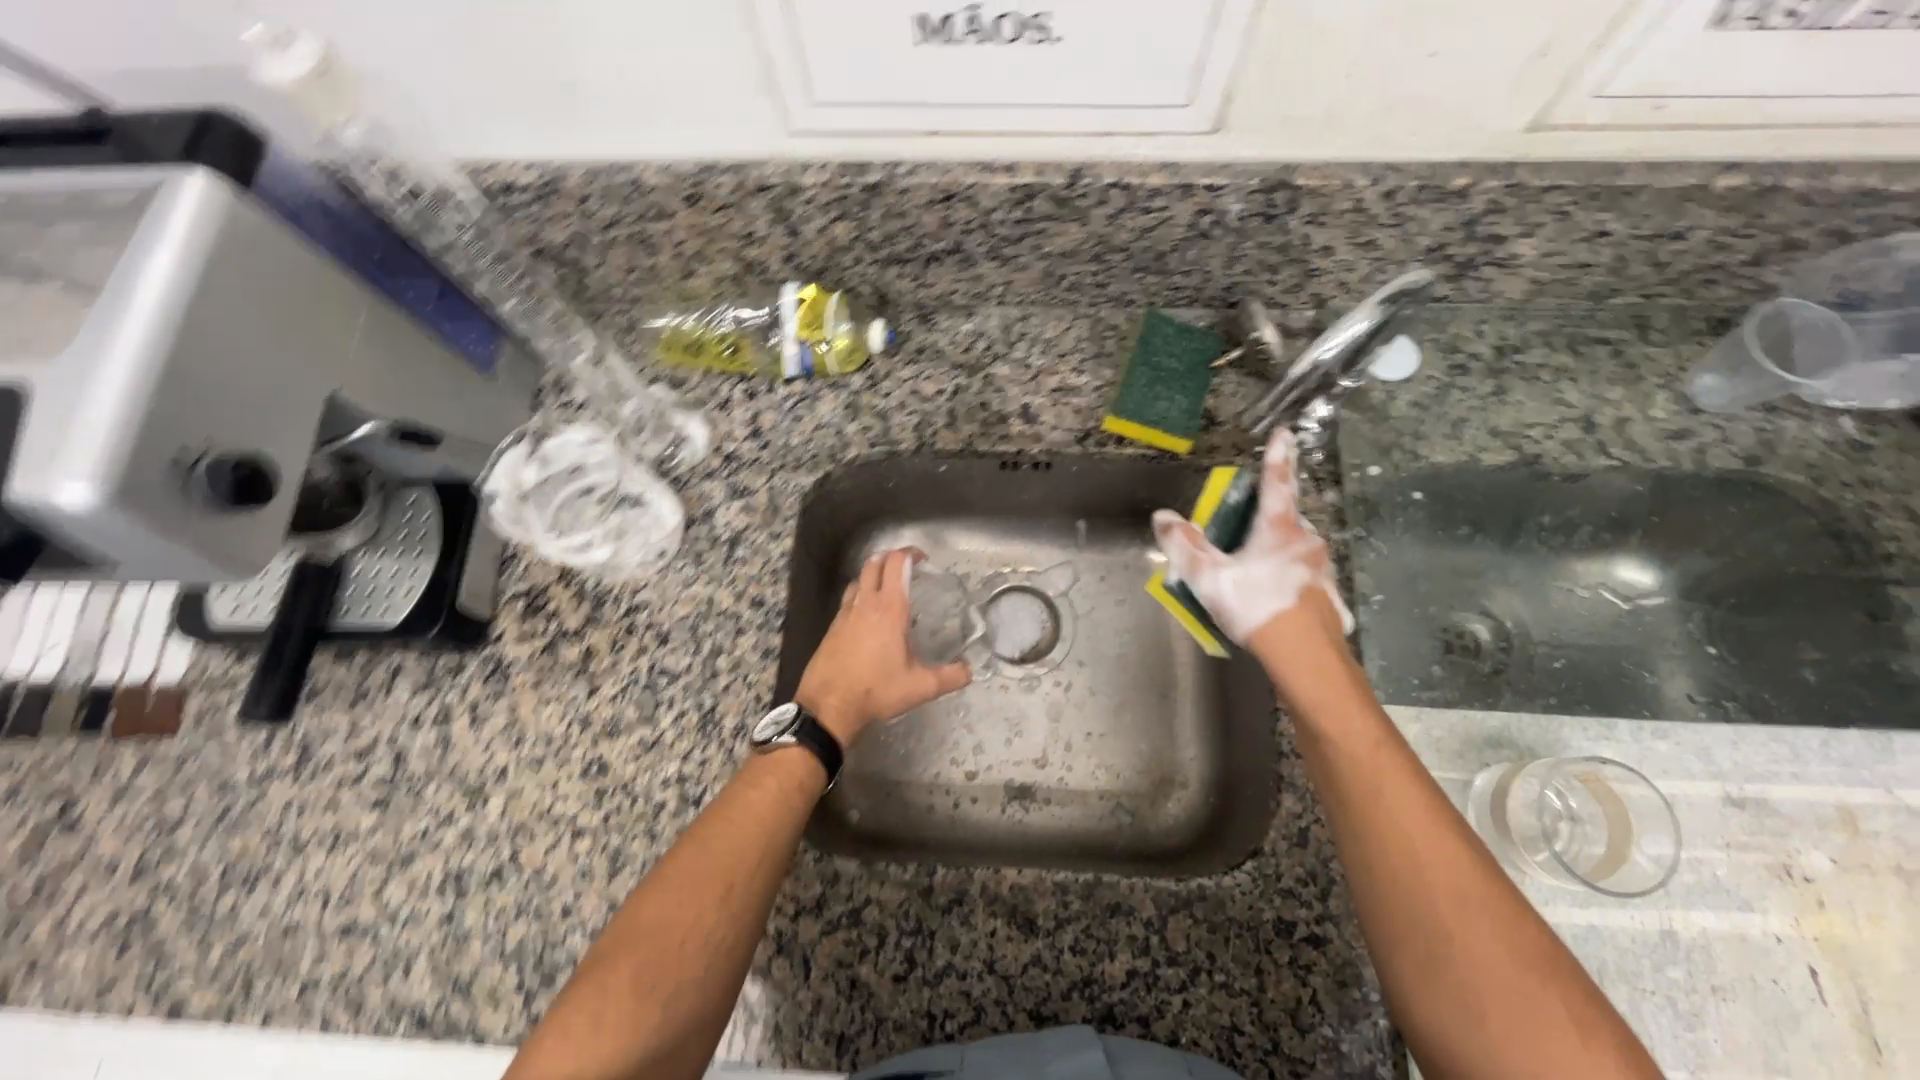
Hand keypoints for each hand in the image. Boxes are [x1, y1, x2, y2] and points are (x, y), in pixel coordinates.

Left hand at [795, 548, 972, 746]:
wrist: (828, 706)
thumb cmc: (876, 691)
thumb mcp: (920, 687)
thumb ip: (950, 677)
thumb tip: (970, 671)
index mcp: (889, 609)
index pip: (897, 564)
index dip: (909, 554)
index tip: (922, 559)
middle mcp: (865, 604)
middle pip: (874, 564)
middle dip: (890, 558)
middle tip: (906, 567)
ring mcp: (844, 614)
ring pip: (858, 580)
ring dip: (872, 575)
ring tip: (886, 586)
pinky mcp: (832, 628)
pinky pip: (848, 600)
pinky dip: (860, 595)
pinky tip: (867, 615)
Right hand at [1152, 430, 1354, 686]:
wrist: (1307, 655)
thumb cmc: (1258, 608)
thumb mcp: (1210, 578)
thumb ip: (1185, 547)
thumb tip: (1163, 517)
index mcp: (1278, 528)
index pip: (1277, 482)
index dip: (1278, 456)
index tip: (1285, 432)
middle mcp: (1306, 540)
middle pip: (1287, 518)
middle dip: (1270, 519)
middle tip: (1250, 527)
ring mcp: (1322, 568)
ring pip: (1297, 549)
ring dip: (1279, 552)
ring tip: (1257, 573)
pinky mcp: (1329, 594)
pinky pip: (1304, 577)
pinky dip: (1289, 579)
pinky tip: (1276, 600)